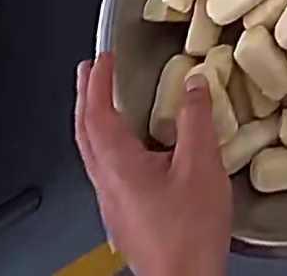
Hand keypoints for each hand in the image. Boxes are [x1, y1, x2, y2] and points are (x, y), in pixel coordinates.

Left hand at [75, 52, 230, 275]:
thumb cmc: (189, 228)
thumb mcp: (201, 163)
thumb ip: (195, 118)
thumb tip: (194, 83)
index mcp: (119, 168)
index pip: (98, 117)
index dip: (98, 84)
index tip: (102, 58)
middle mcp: (108, 184)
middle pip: (86, 135)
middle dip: (86, 98)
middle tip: (89, 70)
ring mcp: (115, 202)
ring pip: (94, 152)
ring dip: (96, 118)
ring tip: (105, 98)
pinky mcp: (128, 213)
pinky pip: (110, 165)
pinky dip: (112, 138)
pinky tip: (133, 140)